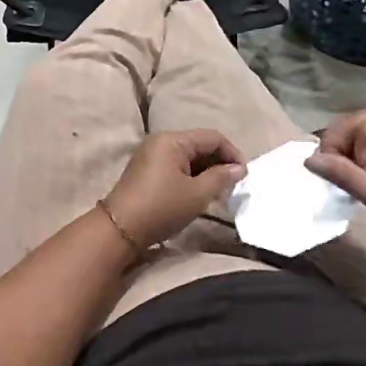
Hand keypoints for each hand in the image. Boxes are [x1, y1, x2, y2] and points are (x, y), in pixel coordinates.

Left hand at [102, 130, 246, 248]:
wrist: (121, 227)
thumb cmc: (162, 207)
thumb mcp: (197, 194)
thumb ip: (221, 177)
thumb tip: (239, 168)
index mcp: (172, 140)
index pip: (212, 137)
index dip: (232, 154)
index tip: (244, 176)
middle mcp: (160, 141)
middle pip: (199, 144)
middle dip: (219, 162)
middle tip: (234, 186)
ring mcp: (151, 154)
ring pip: (188, 156)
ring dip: (206, 170)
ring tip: (220, 191)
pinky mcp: (147, 168)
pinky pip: (176, 164)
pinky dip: (191, 175)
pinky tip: (201, 192)